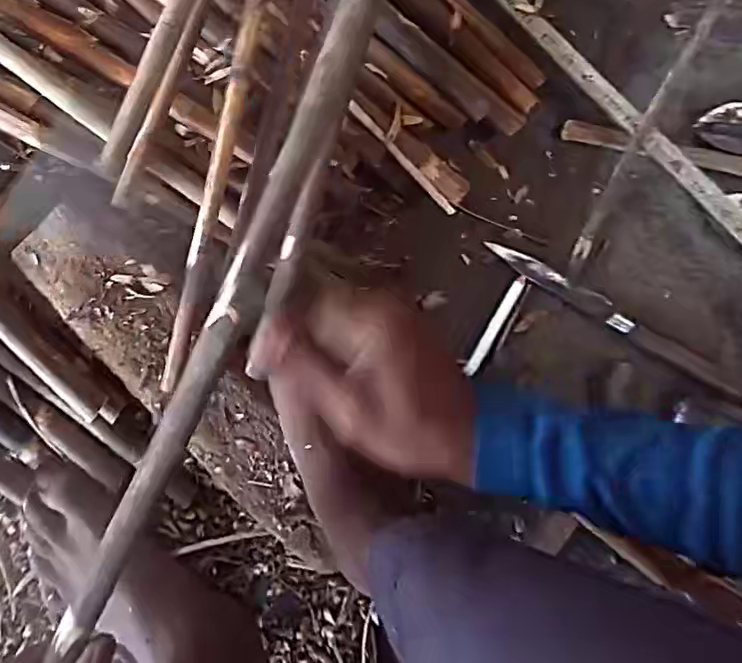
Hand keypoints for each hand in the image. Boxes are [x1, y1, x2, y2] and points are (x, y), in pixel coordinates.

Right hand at [251, 281, 476, 486]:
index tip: (264, 357)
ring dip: (310, 334)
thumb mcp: (349, 412)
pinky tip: (333, 365)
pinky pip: (345, 315)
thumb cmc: (416, 433)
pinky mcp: (395, 316)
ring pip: (325, 309)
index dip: (276, 332)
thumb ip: (304, 369)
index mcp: (367, 319)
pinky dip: (331, 336)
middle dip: (292, 332)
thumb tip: (266, 340)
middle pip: (310, 303)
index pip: (299, 306)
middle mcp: (379, 302)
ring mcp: (390, 306)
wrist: (478, 438)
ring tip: (306, 370)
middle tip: (280, 366)